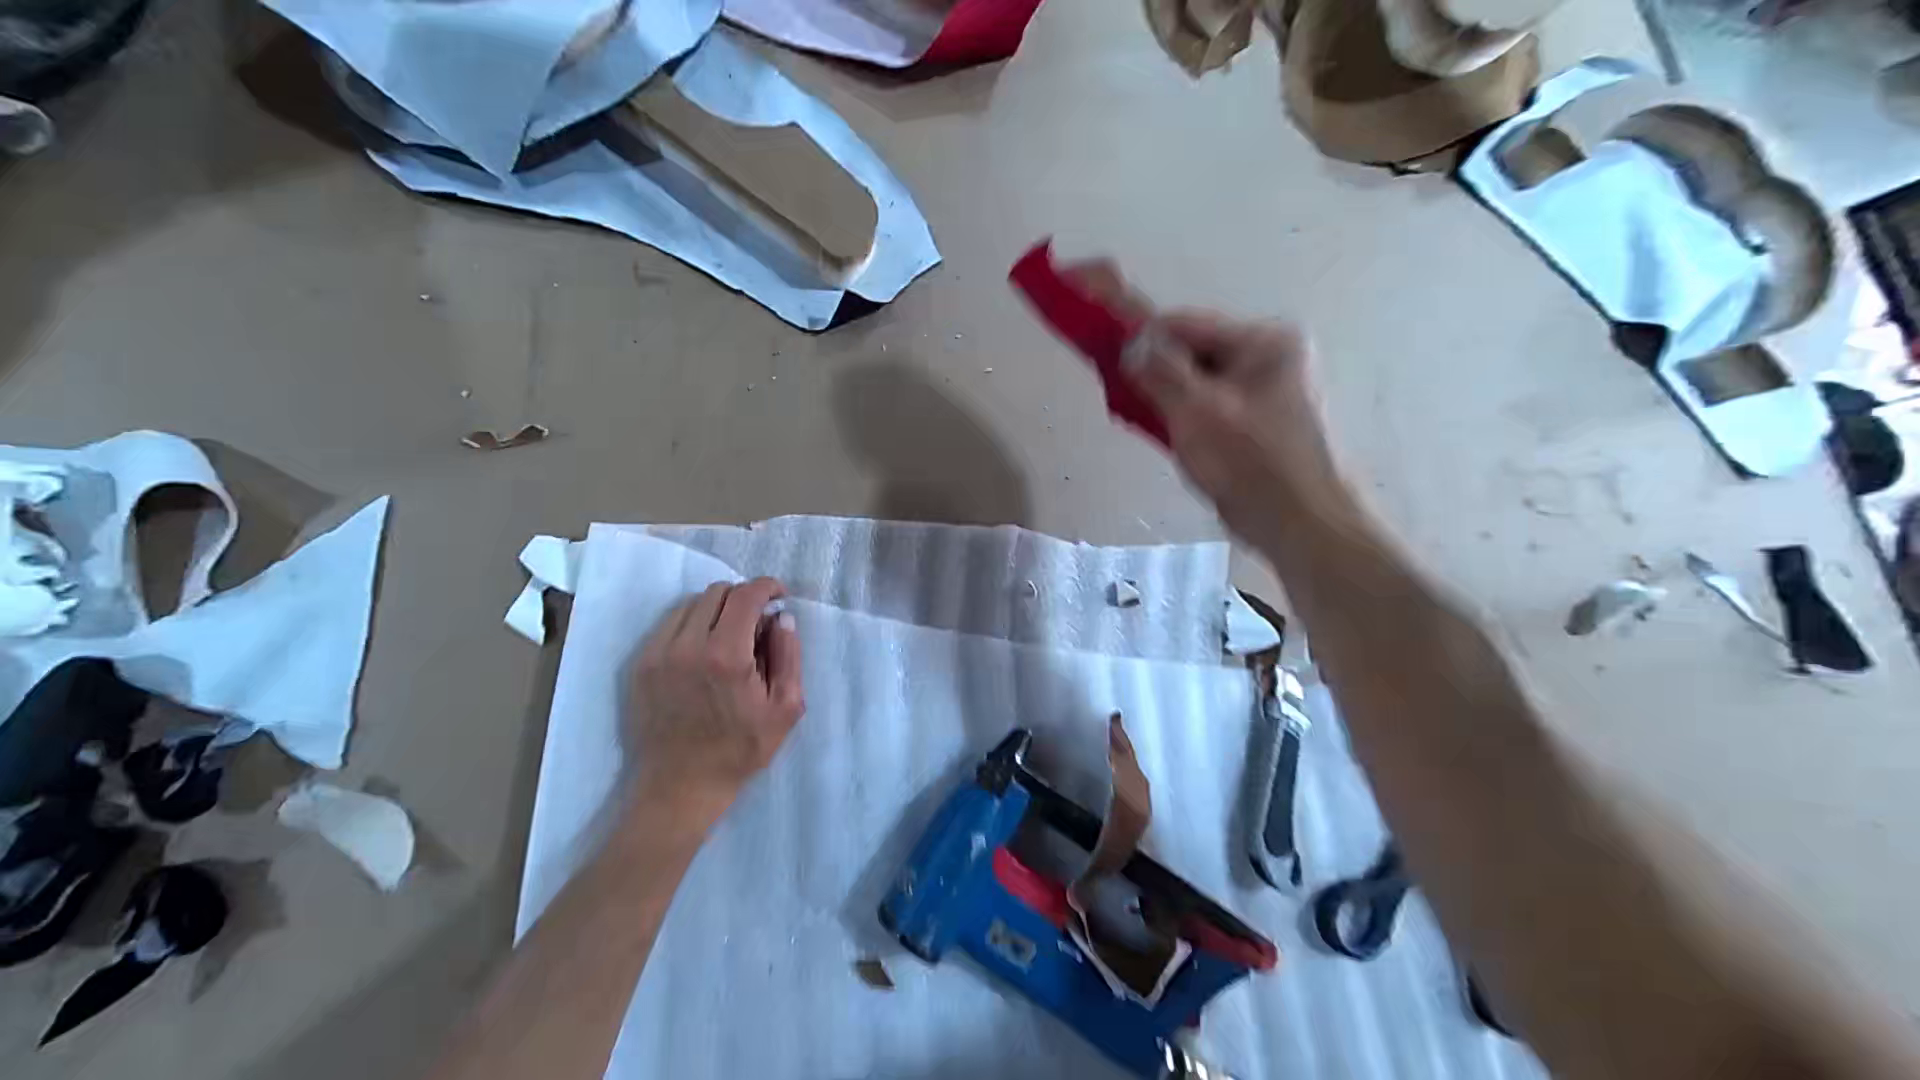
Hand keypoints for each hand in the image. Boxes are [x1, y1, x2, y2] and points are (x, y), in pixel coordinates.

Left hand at [629, 577, 804, 829]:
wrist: (680, 787)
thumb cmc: (740, 750)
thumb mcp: (786, 708)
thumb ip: (789, 656)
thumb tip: (782, 618)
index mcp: (726, 656)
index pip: (746, 596)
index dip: (767, 587)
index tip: (779, 597)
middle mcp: (687, 646)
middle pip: (718, 592)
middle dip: (744, 598)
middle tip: (757, 622)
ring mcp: (658, 653)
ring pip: (692, 604)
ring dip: (717, 609)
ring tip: (729, 635)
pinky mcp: (640, 664)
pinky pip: (669, 623)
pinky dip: (692, 624)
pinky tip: (703, 648)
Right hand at [1061, 261, 1343, 551]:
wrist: (1304, 525)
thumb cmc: (1252, 463)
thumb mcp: (1197, 412)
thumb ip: (1161, 372)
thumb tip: (1130, 342)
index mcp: (1266, 342)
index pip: (1188, 323)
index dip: (1142, 336)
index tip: (1103, 351)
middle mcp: (1271, 357)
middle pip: (1194, 352)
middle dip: (1155, 373)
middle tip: (1123, 398)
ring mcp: (1268, 391)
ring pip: (1199, 383)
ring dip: (1167, 398)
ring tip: (1143, 422)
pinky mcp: (1259, 423)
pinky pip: (1210, 407)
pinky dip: (1184, 416)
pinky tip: (1167, 435)